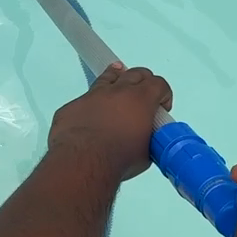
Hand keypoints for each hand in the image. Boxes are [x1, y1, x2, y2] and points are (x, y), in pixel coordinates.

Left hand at [47, 66, 172, 182]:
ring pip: (108, 77)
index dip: (163, 94)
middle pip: (135, 73)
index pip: (159, 84)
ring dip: (116, 79)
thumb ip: (147, 139)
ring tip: (118, 83)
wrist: (83, 162)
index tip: (161, 108)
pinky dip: (92, 105)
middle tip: (143, 96)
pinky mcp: (72, 106)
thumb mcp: (145, 153)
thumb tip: (143, 142)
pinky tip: (91, 117)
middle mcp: (118, 91)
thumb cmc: (119, 159)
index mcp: (141, 100)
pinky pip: (85, 100)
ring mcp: (93, 95)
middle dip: (143, 82)